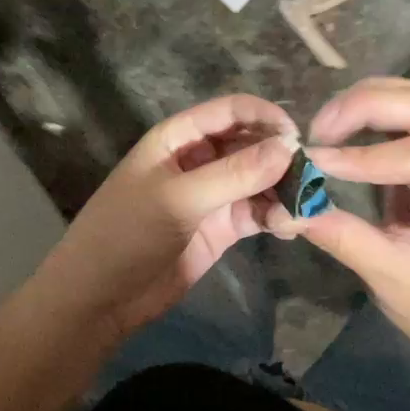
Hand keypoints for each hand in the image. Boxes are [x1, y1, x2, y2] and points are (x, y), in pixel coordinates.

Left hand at [38, 94, 297, 339]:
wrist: (99, 299)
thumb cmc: (127, 234)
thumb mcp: (178, 199)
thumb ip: (233, 174)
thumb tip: (289, 147)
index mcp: (178, 138)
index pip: (230, 111)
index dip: (264, 117)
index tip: (297, 138)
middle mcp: (199, 159)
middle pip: (250, 143)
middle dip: (280, 156)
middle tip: (310, 178)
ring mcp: (211, 194)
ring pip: (258, 179)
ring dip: (283, 189)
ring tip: (303, 208)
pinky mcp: (221, 227)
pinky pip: (257, 211)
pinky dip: (276, 215)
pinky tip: (291, 227)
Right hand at [275, 78, 409, 349]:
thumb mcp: (386, 276)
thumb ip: (343, 236)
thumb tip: (290, 208)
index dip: (365, 156)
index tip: (316, 162)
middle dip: (367, 107)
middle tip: (319, 129)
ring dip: (369, 98)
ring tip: (327, 124)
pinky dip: (374, 105)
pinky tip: (344, 123)